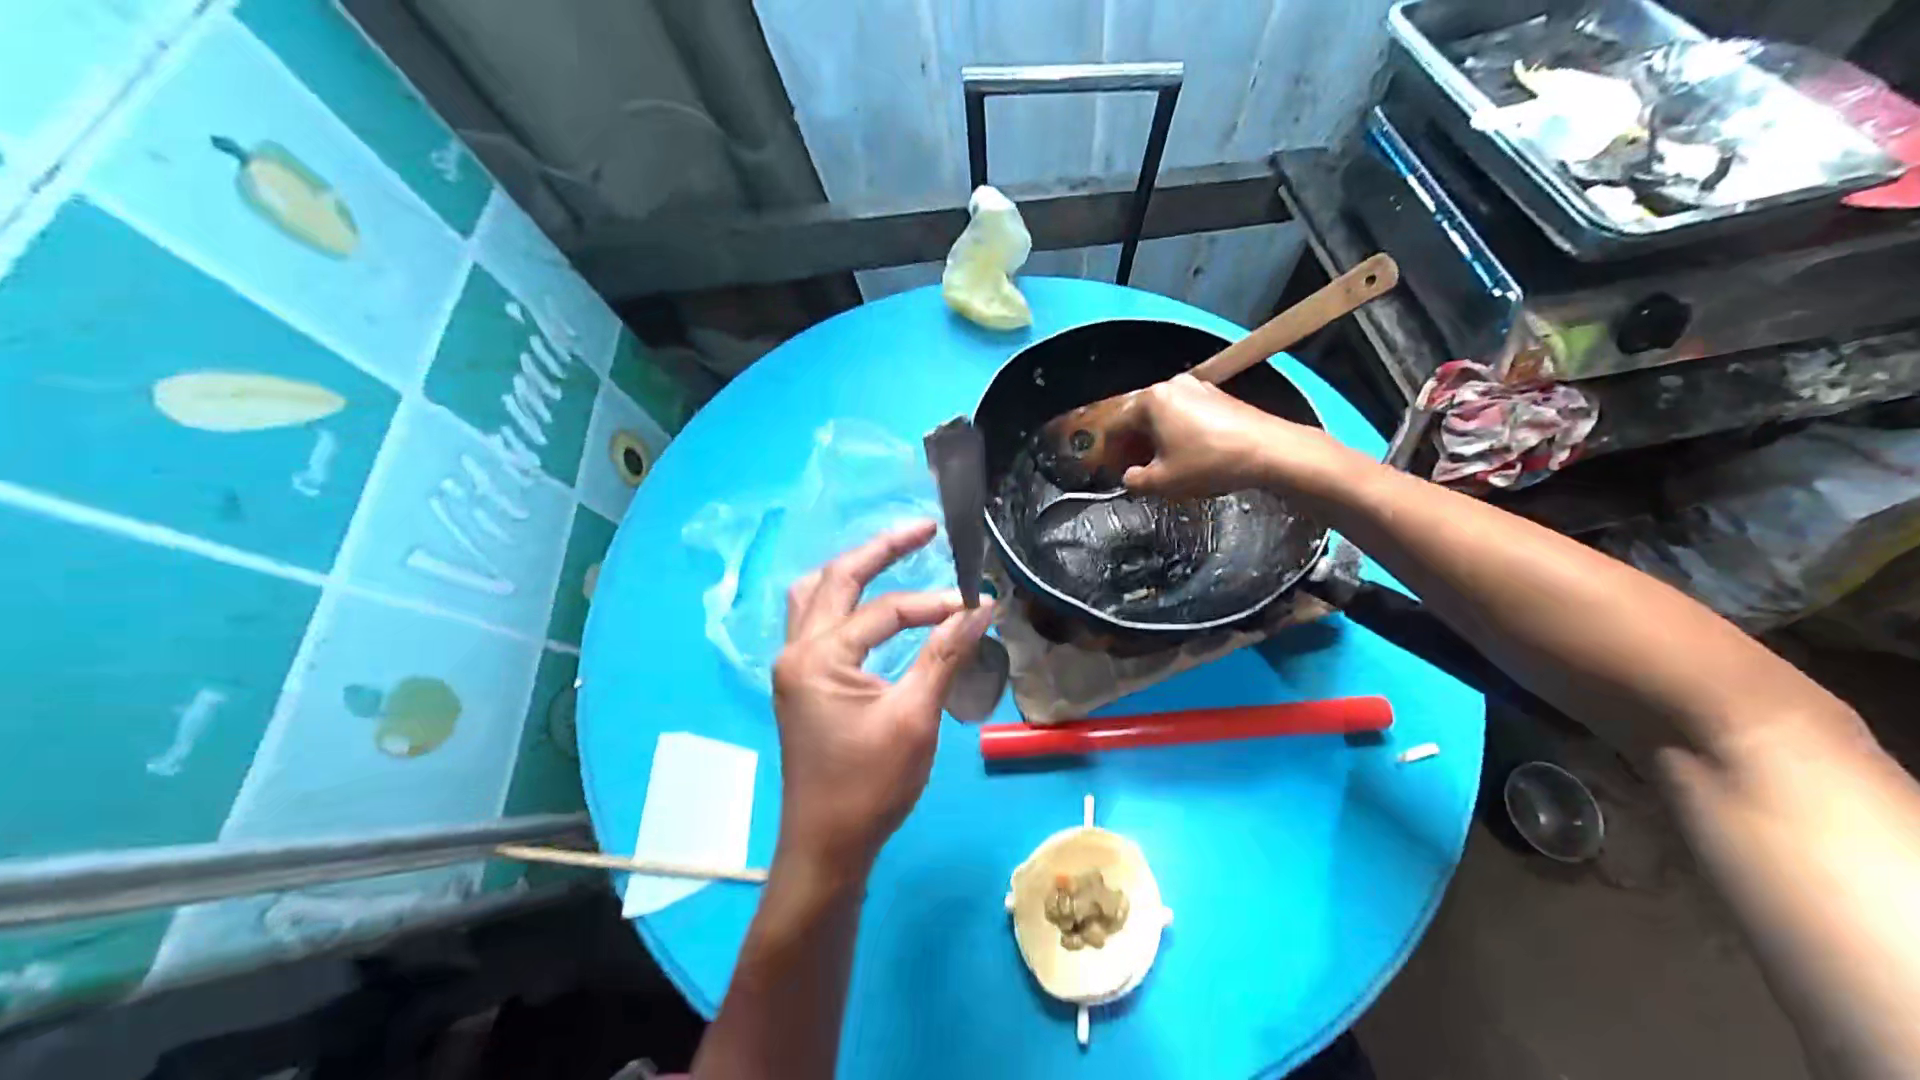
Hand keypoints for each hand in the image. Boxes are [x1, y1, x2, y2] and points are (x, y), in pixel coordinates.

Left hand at [771, 521, 995, 877]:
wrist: (827, 846)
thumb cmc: (870, 786)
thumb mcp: (914, 718)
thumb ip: (944, 655)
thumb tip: (980, 608)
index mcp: (818, 657)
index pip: (883, 611)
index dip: (934, 605)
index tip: (977, 603)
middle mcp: (795, 650)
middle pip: (835, 579)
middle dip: (879, 550)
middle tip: (923, 529)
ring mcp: (791, 666)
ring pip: (814, 596)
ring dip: (851, 571)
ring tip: (891, 555)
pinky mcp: (799, 682)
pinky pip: (814, 621)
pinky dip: (842, 601)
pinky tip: (867, 601)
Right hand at [1118, 374, 1363, 500]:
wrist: (1270, 450)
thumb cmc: (1209, 462)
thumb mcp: (1163, 481)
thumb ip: (1135, 481)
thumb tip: (1129, 477)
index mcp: (1150, 400)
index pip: (1116, 426)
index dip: (1109, 453)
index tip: (1112, 473)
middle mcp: (1170, 386)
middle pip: (1138, 417)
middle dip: (1132, 445)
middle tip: (1133, 471)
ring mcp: (1197, 387)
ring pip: (1162, 415)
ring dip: (1154, 440)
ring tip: (1158, 465)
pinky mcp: (1217, 396)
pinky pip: (1184, 414)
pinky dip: (1176, 433)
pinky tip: (1184, 454)